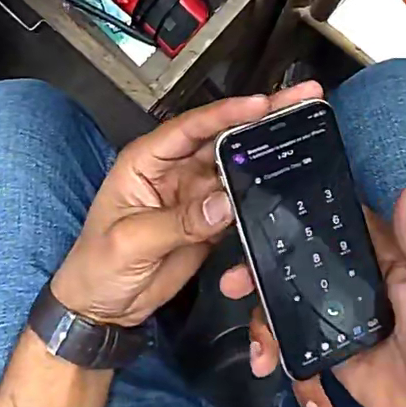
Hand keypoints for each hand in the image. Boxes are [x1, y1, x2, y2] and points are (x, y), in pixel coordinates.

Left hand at [49, 81, 322, 327]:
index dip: (226, 113)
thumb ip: (178, 222)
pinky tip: (290, 175)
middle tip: (301, 96)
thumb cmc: (98, 266)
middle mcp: (175, 168)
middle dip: (261, 117)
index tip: (261, 103)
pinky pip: (241, 198)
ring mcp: (195, 192)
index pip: (190, 127)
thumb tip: (225, 204)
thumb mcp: (131, 241)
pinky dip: (264, 189)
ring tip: (306, 129)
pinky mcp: (210, 217)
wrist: (104, 309)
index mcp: (147, 160)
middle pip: (222, 137)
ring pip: (238, 163)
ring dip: (269, 150)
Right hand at [222, 183, 405, 406]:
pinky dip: (298, 380)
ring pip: (286, 305)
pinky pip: (298, 355)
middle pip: (296, 260)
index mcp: (385, 256)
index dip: (299, 212)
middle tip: (233, 282)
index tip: (259, 210)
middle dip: (258, 267)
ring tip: (261, 358)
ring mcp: (337, 317)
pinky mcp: (329, 355)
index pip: (336, 221)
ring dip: (263, 326)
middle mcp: (354, 278)